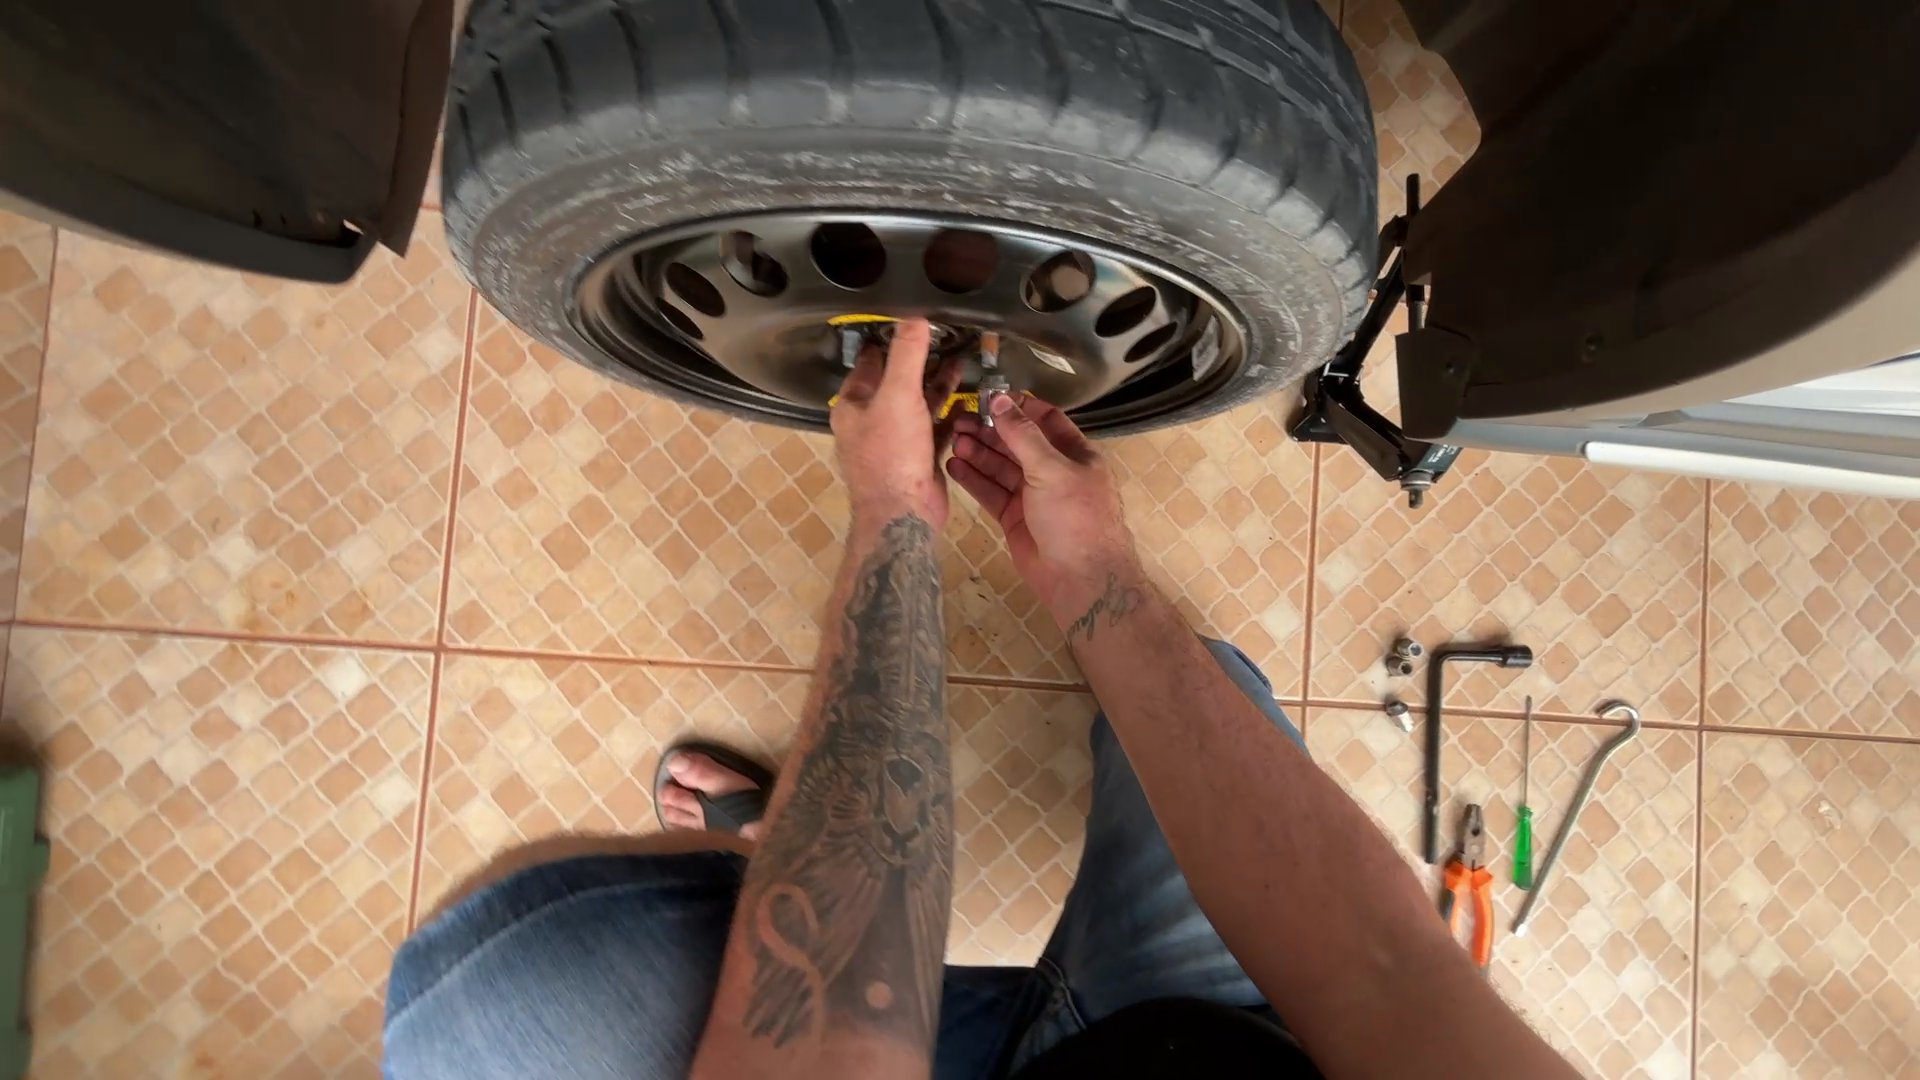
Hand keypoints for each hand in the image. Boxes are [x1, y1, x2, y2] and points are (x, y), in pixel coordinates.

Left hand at [831, 318, 963, 526]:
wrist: (904, 512)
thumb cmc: (891, 452)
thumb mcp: (898, 395)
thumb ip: (907, 354)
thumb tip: (915, 315)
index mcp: (853, 406)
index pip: (868, 363)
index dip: (887, 340)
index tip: (911, 319)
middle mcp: (871, 422)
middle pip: (898, 383)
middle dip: (921, 361)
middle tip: (946, 336)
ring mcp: (896, 442)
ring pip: (919, 405)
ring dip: (939, 385)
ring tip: (963, 360)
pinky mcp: (919, 458)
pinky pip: (935, 429)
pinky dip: (949, 414)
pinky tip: (968, 399)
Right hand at [946, 395, 1139, 613]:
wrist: (1079, 577)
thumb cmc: (1074, 516)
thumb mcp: (1051, 468)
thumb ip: (1022, 435)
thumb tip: (1000, 400)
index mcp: (1074, 454)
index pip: (1045, 420)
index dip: (1018, 408)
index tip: (988, 398)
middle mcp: (1053, 471)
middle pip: (1017, 443)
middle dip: (990, 431)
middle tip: (958, 419)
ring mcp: (1033, 496)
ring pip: (1001, 468)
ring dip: (978, 453)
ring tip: (953, 439)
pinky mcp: (1015, 518)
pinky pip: (992, 492)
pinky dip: (974, 480)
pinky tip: (955, 465)